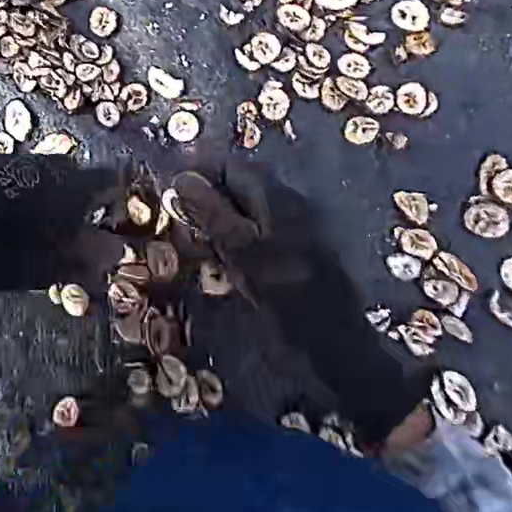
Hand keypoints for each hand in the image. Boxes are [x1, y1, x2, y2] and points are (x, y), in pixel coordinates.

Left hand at [0, 155, 125, 293]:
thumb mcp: (47, 266)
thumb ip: (84, 257)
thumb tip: (114, 250)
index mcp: (67, 188)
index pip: (106, 179)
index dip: (113, 191)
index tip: (114, 203)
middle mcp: (44, 164)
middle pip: (73, 171)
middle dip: (77, 190)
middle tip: (73, 215)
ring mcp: (12, 159)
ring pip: (42, 168)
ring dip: (47, 185)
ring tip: (38, 213)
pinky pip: (14, 170)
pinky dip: (18, 184)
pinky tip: (6, 205)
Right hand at [170, 155, 427, 448]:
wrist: (337, 346)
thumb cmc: (284, 290)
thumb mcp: (238, 247)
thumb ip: (209, 209)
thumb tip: (182, 177)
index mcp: (275, 194)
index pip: (226, 166)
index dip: (197, 179)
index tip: (174, 202)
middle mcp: (288, 203)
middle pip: (235, 187)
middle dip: (206, 204)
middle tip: (186, 230)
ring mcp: (296, 228)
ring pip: (244, 213)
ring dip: (218, 226)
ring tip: (203, 251)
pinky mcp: (298, 252)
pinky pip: (257, 234)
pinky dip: (236, 244)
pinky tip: (227, 266)